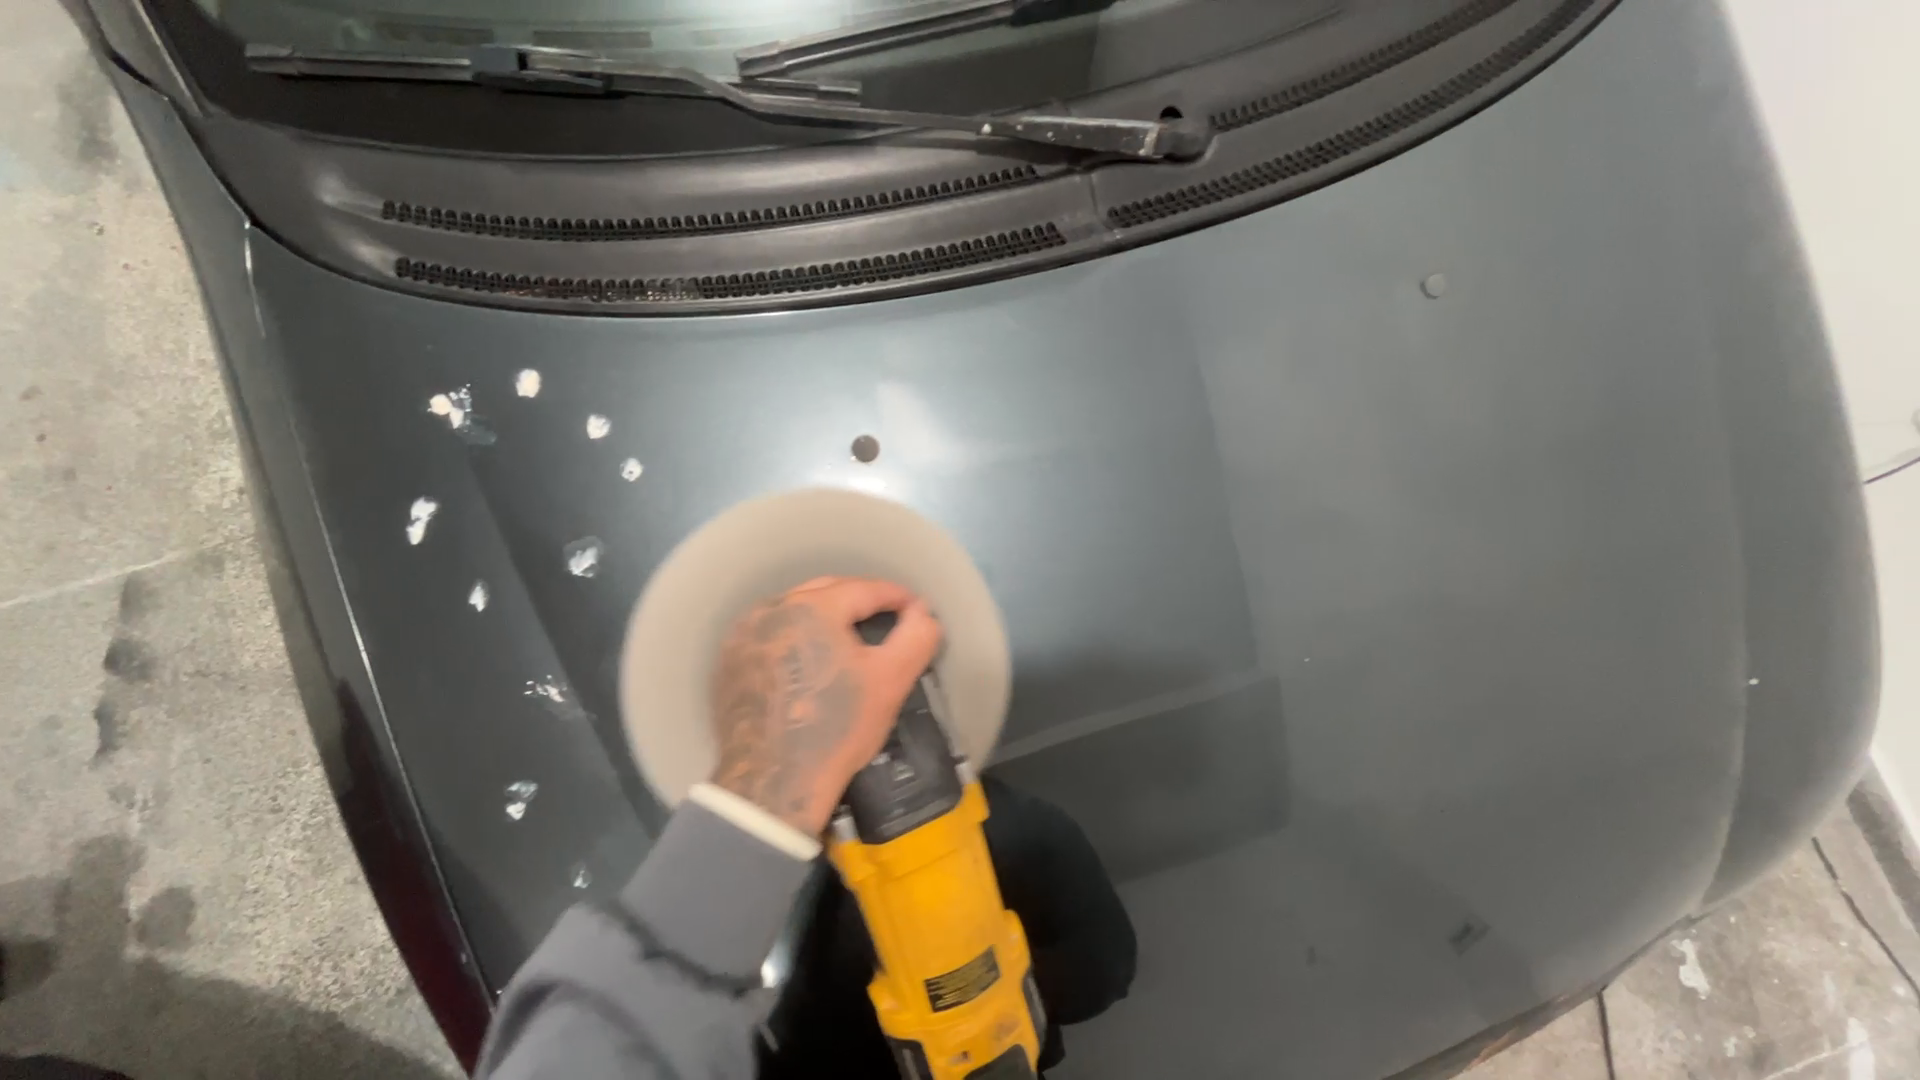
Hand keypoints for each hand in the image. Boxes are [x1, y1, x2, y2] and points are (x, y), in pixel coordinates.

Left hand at [709, 576, 942, 835]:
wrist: (773, 782)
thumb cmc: (837, 727)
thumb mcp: (892, 681)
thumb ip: (917, 637)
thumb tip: (922, 612)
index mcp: (811, 607)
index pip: (864, 588)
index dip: (896, 596)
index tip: (915, 608)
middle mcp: (772, 610)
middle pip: (827, 592)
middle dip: (859, 601)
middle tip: (885, 619)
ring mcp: (744, 636)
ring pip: (795, 611)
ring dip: (824, 617)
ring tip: (847, 640)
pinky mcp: (729, 663)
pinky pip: (772, 635)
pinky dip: (795, 638)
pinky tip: (809, 661)